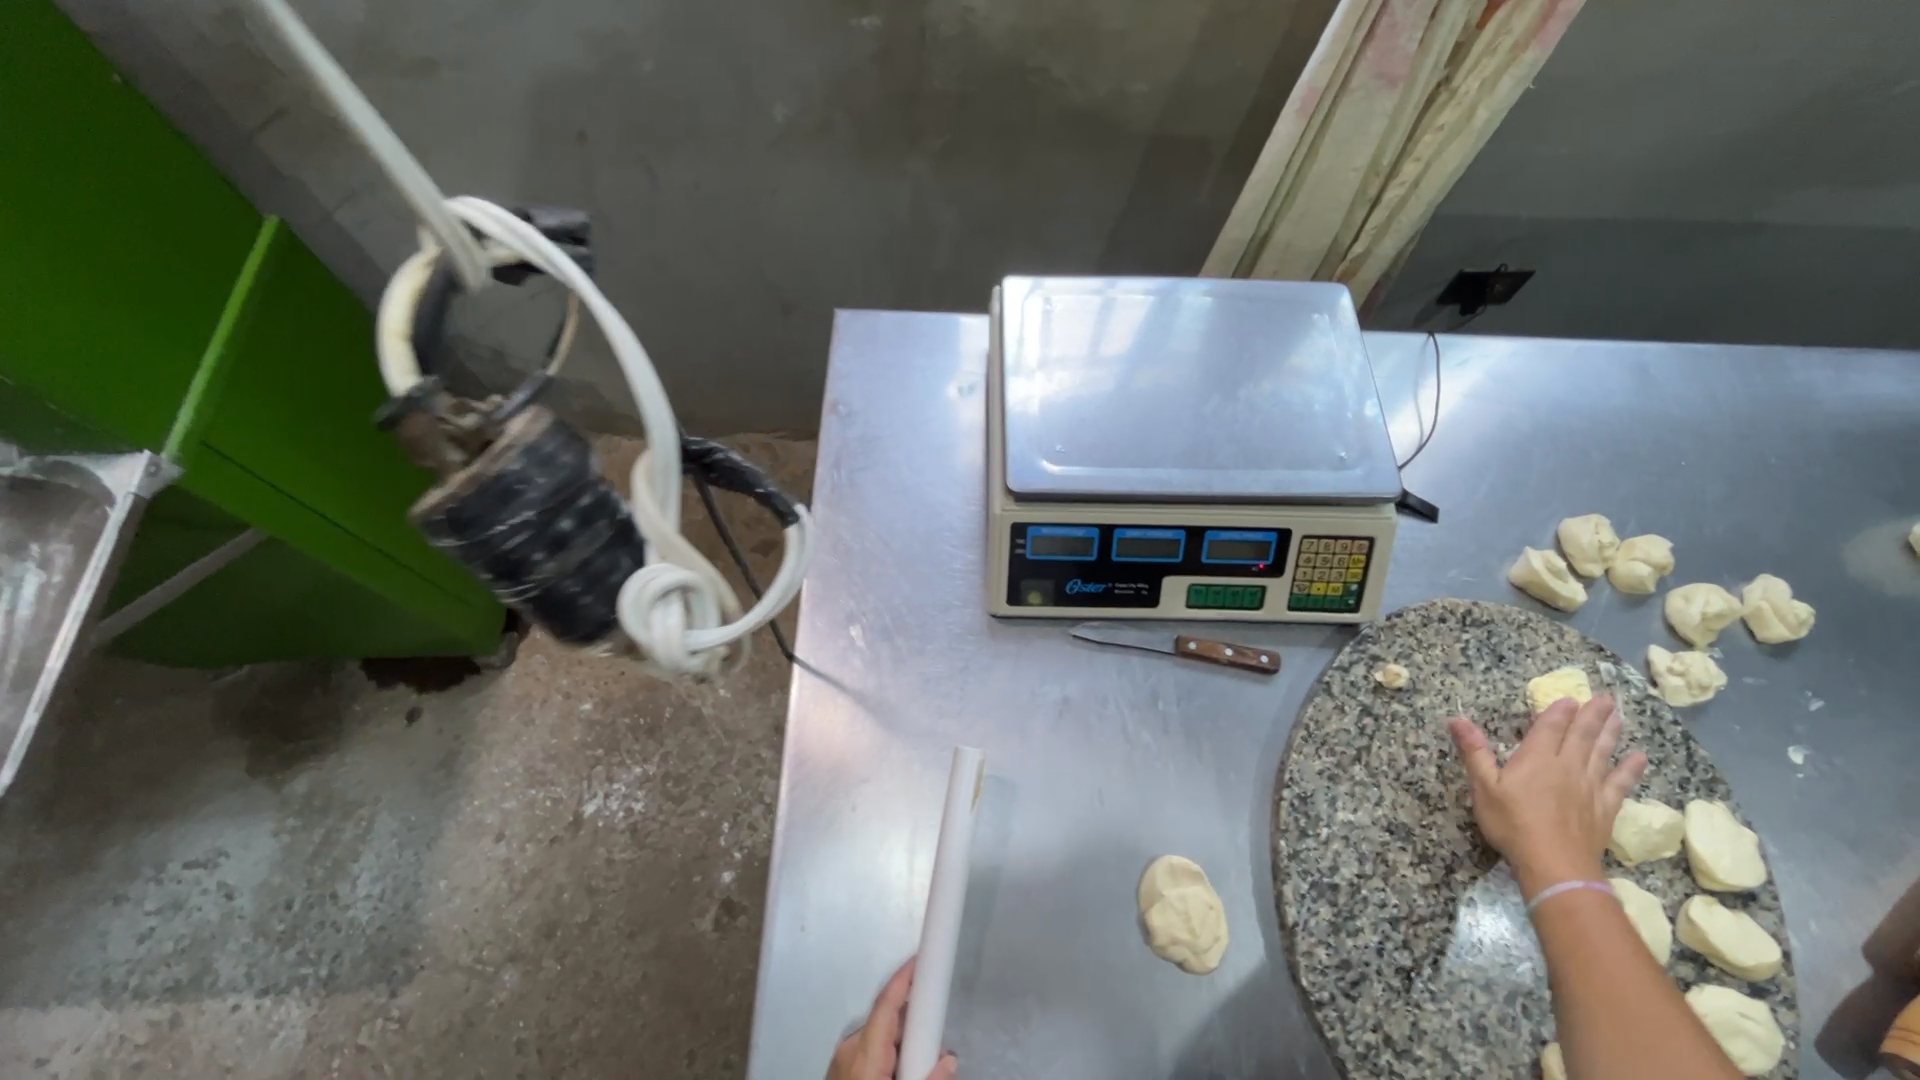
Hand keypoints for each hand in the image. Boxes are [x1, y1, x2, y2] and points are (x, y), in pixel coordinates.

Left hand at [827, 958, 958, 1079]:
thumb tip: (950, 1059)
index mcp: (864, 1054)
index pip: (886, 1004)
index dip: (904, 977)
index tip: (921, 956)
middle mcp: (850, 1049)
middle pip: (888, 1020)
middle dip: (914, 1023)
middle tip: (935, 1040)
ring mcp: (843, 1059)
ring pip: (882, 1037)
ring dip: (903, 1044)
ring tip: (918, 1067)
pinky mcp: (842, 1070)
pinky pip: (874, 1051)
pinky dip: (892, 1055)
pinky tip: (903, 1072)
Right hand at [1447, 695, 1647, 897]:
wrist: (1555, 864)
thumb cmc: (1512, 823)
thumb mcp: (1484, 787)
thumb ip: (1474, 752)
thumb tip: (1457, 719)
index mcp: (1537, 759)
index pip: (1551, 728)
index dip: (1559, 712)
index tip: (1571, 698)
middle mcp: (1568, 766)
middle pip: (1582, 735)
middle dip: (1592, 715)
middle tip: (1606, 698)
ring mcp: (1590, 787)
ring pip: (1603, 753)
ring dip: (1611, 733)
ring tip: (1619, 717)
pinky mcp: (1604, 808)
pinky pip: (1620, 783)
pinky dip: (1630, 769)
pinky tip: (1639, 758)